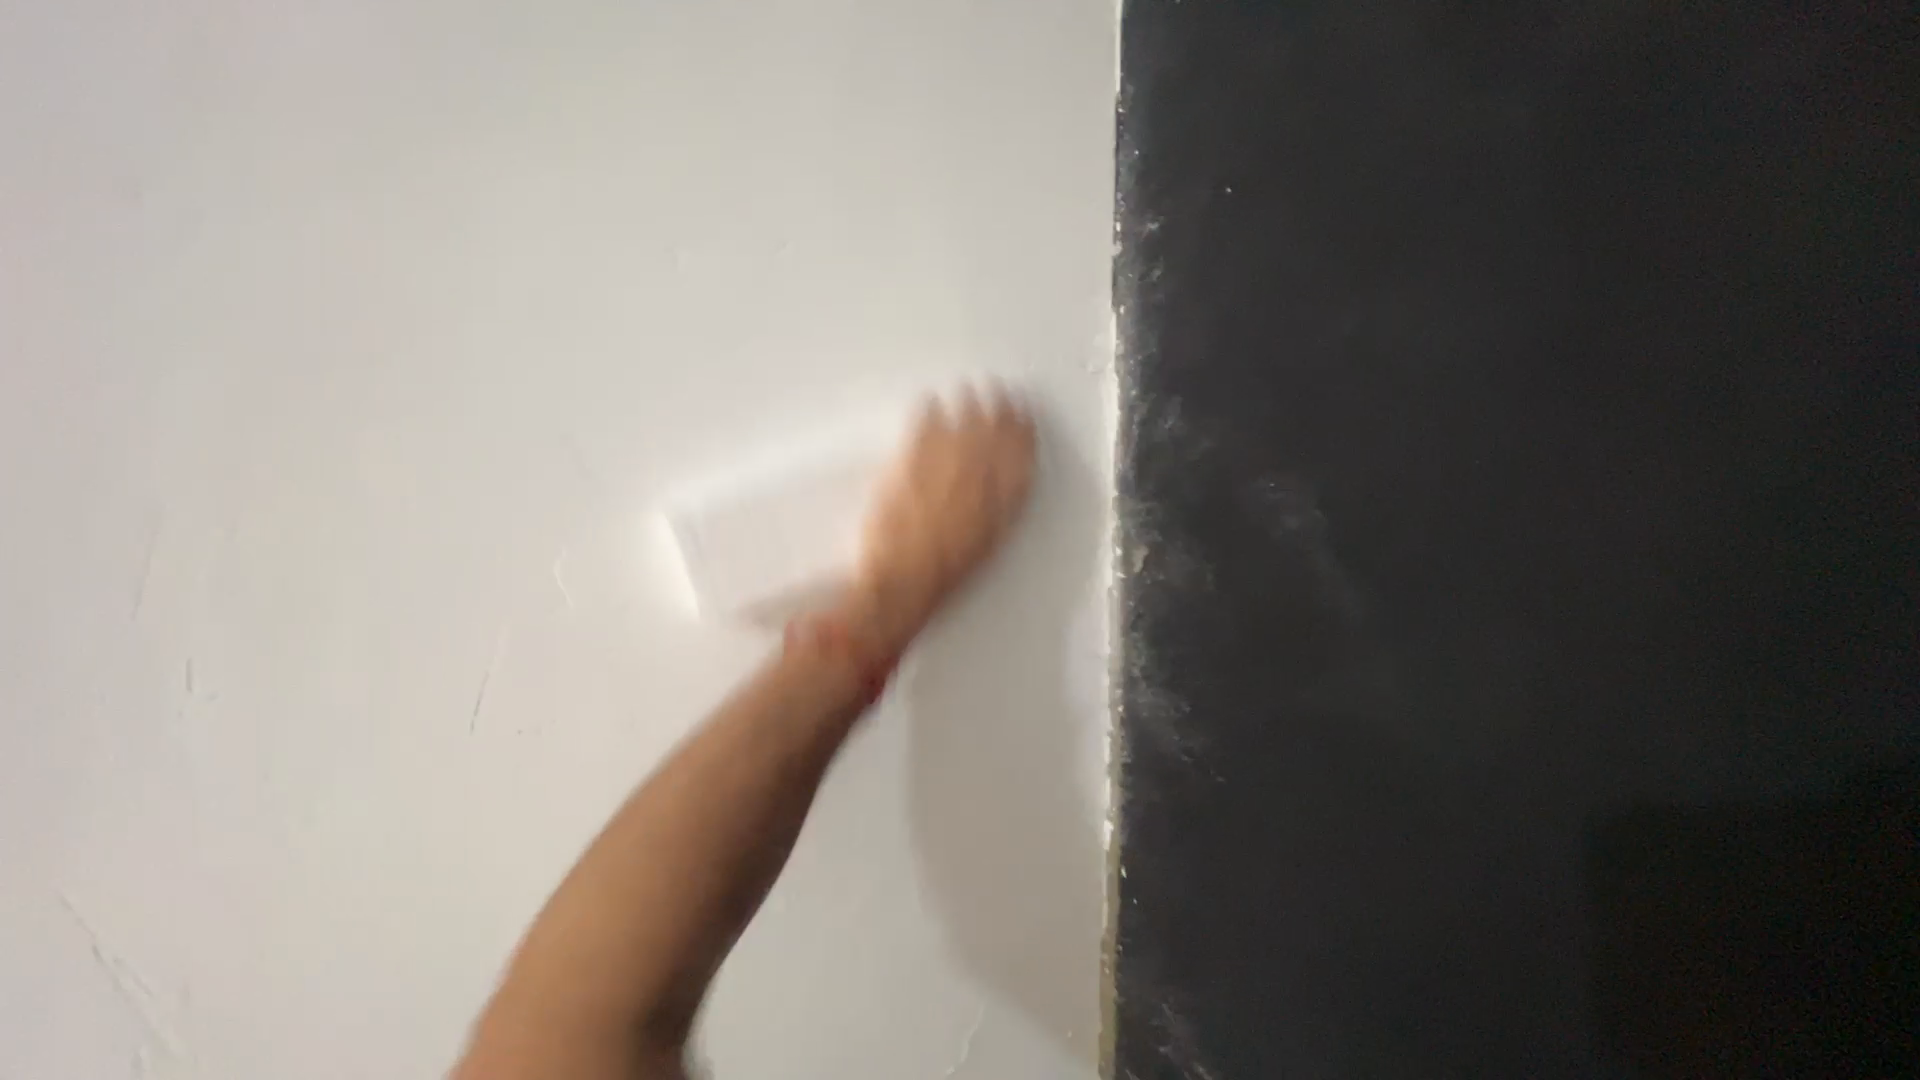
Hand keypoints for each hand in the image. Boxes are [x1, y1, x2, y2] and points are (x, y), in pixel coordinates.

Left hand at [846, 384, 1036, 651]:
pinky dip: (929, 412)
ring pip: (963, 423)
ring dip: (968, 404)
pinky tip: (930, 402)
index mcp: (1002, 503)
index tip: (1025, 414)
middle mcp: (979, 479)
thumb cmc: (943, 574)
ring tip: (968, 388)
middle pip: (994, 433)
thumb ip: (997, 511)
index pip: (1020, 457)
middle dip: (998, 408)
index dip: (1023, 433)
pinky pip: (924, 427)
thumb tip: (1001, 490)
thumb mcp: (985, 546)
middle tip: (998, 389)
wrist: (902, 580)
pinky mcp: (911, 464)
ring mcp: (945, 467)